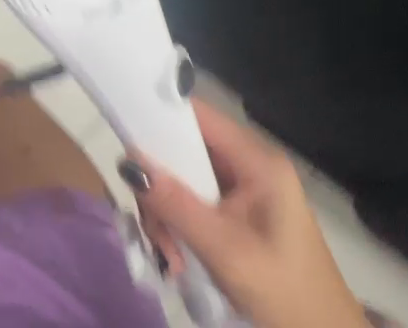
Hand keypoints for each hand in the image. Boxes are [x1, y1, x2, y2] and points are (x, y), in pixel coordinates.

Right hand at [122, 99, 368, 327]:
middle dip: (157, 183)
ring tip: (169, 252)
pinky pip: (188, 199)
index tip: (122, 134)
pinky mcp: (234, 210)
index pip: (196, 114)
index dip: (157, 115)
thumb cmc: (285, 293)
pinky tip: (177, 254)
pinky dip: (174, 222)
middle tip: (152, 224)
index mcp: (257, 162)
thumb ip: (176, 204)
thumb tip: (128, 160)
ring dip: (163, 211)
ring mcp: (241, 188)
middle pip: (181, 149)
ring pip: (179, 176)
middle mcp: (248, 165)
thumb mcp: (226, 251)